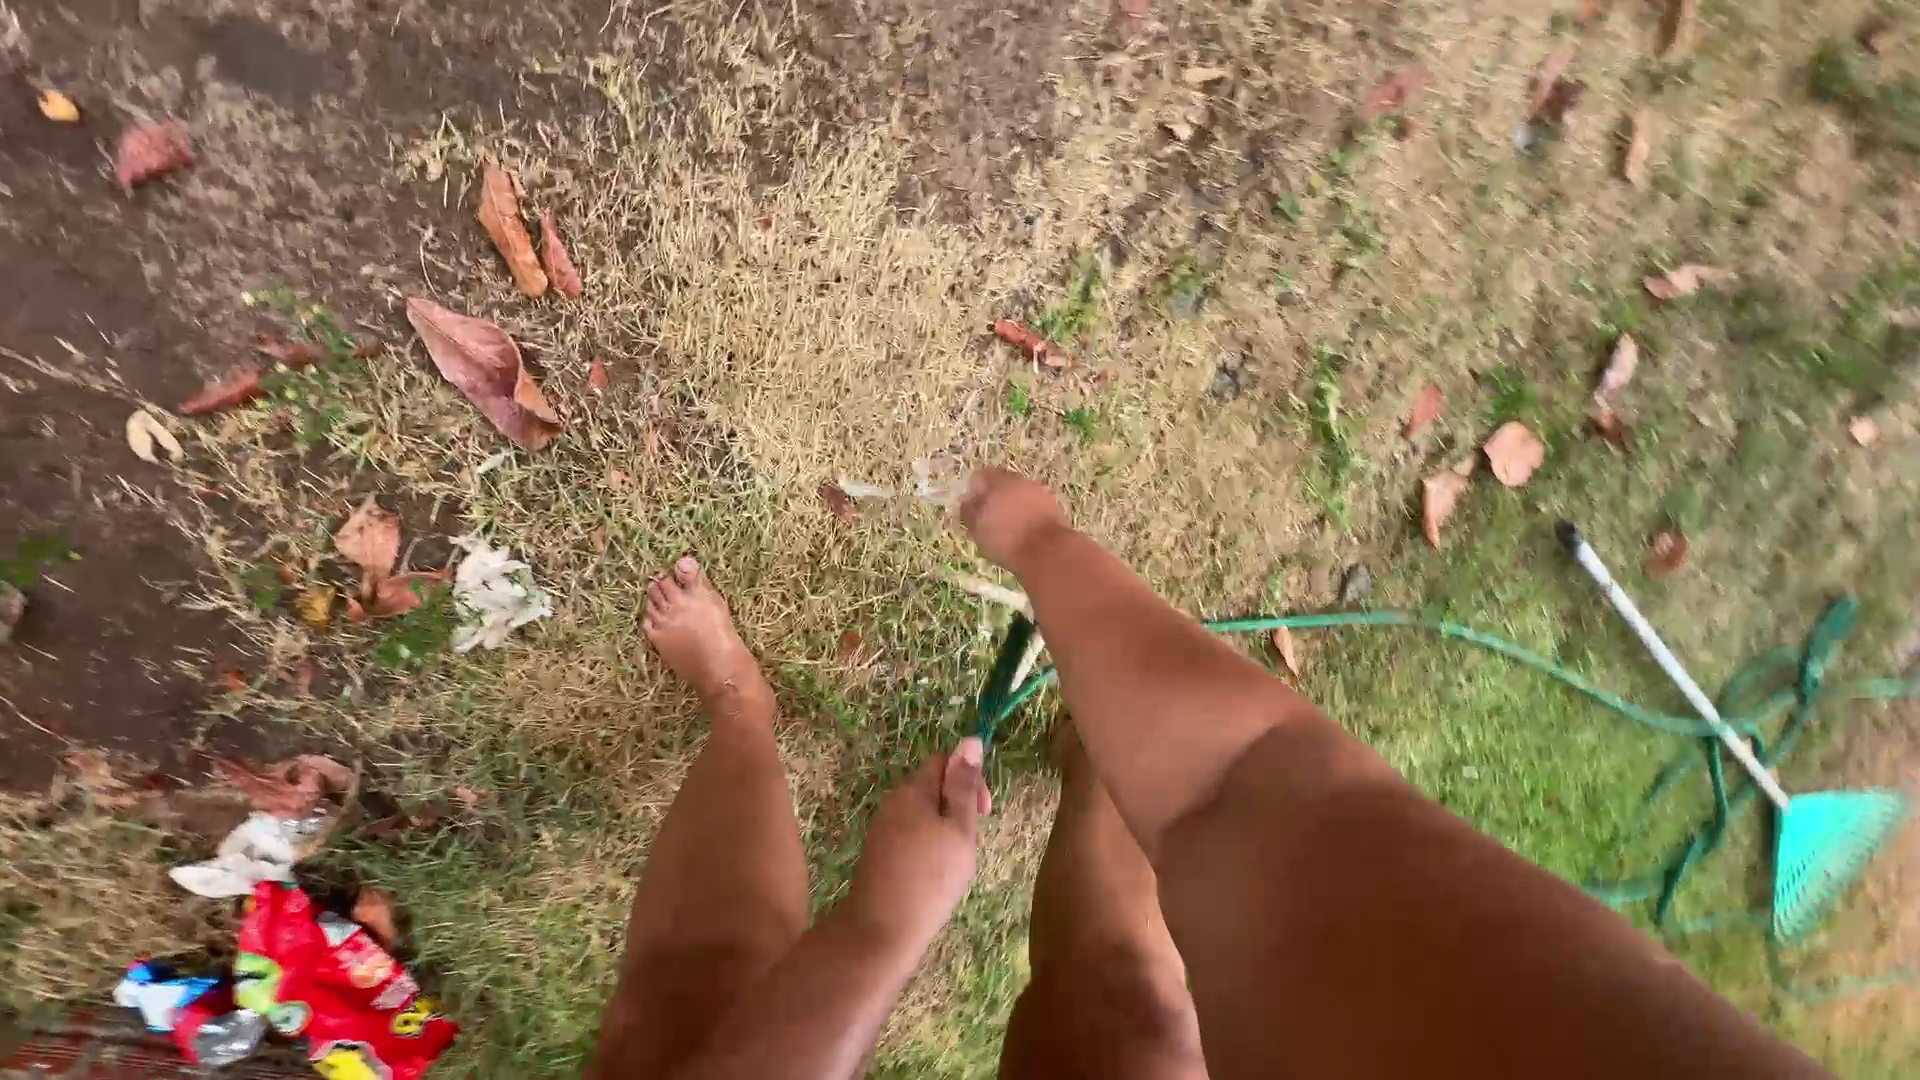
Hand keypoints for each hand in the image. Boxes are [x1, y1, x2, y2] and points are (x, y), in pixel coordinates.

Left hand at [844, 738, 991, 950]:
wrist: (881, 931)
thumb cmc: (930, 878)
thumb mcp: (959, 829)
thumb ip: (965, 786)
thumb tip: (970, 740)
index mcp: (912, 790)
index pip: (943, 761)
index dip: (968, 777)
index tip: (984, 811)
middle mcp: (893, 802)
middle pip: (932, 787)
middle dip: (958, 807)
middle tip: (970, 842)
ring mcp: (882, 829)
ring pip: (923, 814)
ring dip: (945, 829)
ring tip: (955, 862)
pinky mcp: (879, 854)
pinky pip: (911, 835)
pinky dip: (928, 846)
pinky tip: (935, 875)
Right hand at [958, 467, 1069, 570]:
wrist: (1047, 552)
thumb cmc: (1006, 539)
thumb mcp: (978, 529)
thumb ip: (969, 512)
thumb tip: (965, 501)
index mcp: (999, 482)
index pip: (981, 476)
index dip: (974, 492)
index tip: (974, 511)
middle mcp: (1021, 481)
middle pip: (1002, 484)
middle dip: (994, 498)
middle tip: (989, 522)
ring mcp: (1040, 493)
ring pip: (1020, 495)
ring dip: (1013, 507)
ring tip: (1008, 530)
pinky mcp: (1054, 507)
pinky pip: (1034, 507)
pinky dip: (1028, 516)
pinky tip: (1024, 534)